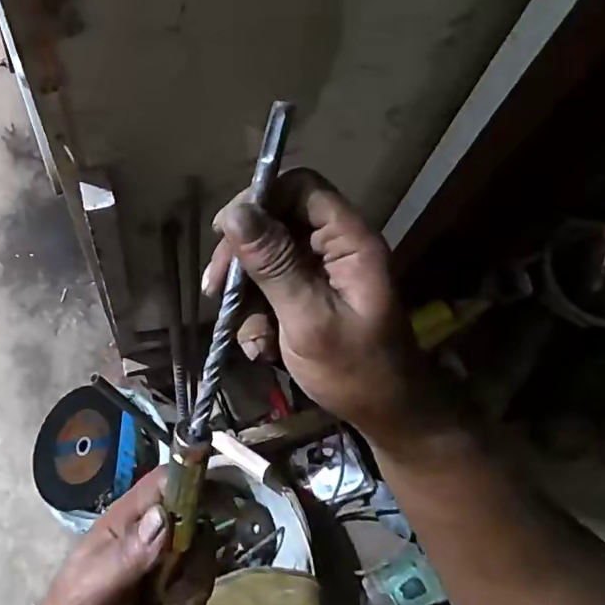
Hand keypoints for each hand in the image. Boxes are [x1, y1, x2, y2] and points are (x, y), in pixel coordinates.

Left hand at [0, 470, 212, 604]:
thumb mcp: (92, 589)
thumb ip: (127, 554)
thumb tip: (163, 517)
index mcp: (132, 515)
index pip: (172, 479)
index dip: (201, 480)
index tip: (229, 503)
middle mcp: (156, 530)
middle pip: (201, 530)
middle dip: (192, 574)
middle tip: (167, 602)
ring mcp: (167, 561)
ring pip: (204, 571)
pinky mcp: (176, 592)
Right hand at [202, 169, 445, 446]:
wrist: (388, 416)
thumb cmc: (356, 370)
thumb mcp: (308, 318)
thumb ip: (273, 264)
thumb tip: (235, 212)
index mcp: (349, 240)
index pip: (302, 187)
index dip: (260, 199)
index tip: (224, 232)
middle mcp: (335, 247)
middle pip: (277, 221)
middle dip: (243, 256)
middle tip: (216, 287)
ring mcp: (322, 271)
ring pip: (267, 258)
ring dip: (247, 294)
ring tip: (246, 332)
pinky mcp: (309, 295)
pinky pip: (271, 288)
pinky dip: (258, 315)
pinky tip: (261, 348)